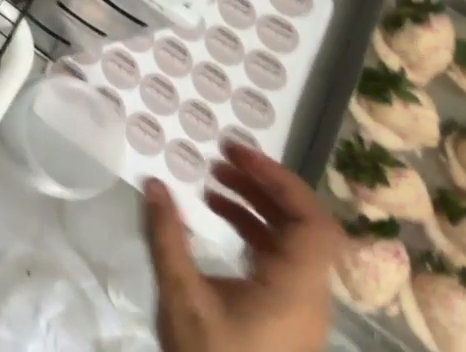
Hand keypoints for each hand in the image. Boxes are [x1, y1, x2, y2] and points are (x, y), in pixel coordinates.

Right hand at [142, 143, 342, 351]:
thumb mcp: (181, 294)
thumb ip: (167, 236)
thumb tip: (154, 183)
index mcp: (296, 287)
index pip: (312, 222)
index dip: (280, 181)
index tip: (236, 152)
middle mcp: (309, 292)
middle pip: (305, 226)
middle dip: (264, 185)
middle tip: (221, 156)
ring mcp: (300, 304)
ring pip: (292, 241)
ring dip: (257, 205)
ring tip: (212, 180)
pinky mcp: (286, 312)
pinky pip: (280, 258)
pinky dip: (253, 229)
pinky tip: (218, 216)